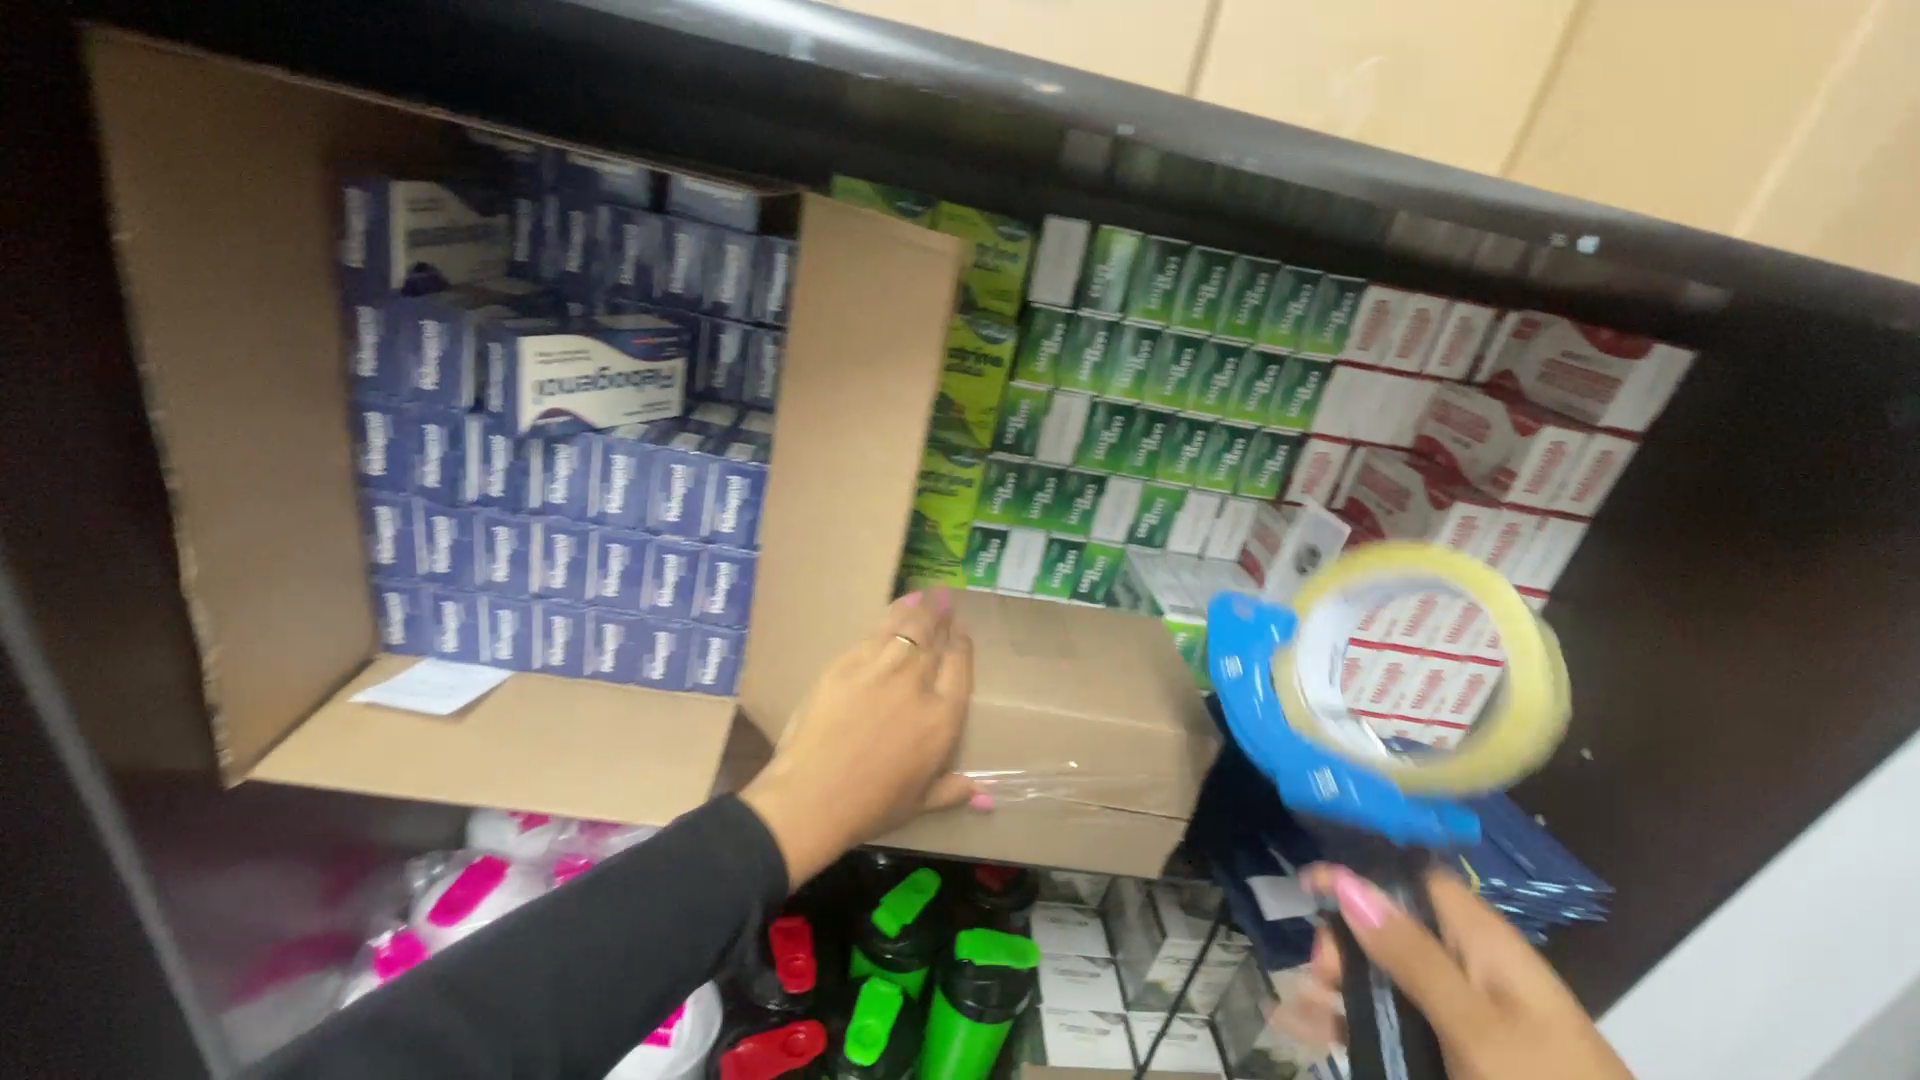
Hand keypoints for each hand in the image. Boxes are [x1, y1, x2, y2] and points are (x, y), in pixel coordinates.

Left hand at [740, 589, 977, 888]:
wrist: (812, 796)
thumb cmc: (871, 807)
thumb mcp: (920, 803)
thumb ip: (952, 790)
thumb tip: (984, 796)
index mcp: (943, 718)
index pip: (959, 667)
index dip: (961, 645)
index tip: (961, 633)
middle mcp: (917, 684)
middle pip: (934, 639)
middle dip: (941, 616)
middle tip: (944, 598)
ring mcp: (880, 669)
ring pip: (905, 628)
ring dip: (917, 609)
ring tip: (923, 594)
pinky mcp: (845, 664)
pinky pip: (872, 634)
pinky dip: (887, 617)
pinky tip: (893, 610)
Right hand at [1273, 864, 1631, 1079]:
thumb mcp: (1478, 1028)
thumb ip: (1413, 956)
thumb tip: (1349, 881)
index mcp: (1485, 945)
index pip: (1418, 879)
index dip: (1364, 873)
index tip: (1310, 885)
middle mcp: (1468, 969)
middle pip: (1389, 929)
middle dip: (1342, 942)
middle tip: (1318, 975)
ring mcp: (1457, 1015)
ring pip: (1381, 979)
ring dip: (1334, 985)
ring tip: (1297, 1011)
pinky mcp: (1449, 1055)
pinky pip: (1386, 1022)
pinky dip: (1345, 1022)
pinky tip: (1305, 1029)